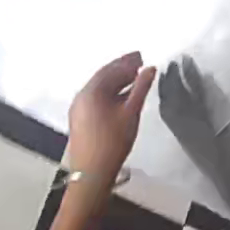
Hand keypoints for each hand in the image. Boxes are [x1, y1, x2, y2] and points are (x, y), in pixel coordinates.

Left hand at [66, 51, 156, 181]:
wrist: (92, 173)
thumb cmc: (114, 141)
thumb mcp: (131, 112)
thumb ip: (141, 88)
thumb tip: (150, 68)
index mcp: (92, 91)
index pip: (111, 69)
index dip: (127, 62)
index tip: (141, 56)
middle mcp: (81, 96)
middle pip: (103, 76)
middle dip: (121, 68)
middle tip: (139, 63)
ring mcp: (79, 108)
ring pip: (99, 88)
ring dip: (116, 80)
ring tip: (134, 78)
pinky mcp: (80, 118)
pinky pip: (96, 98)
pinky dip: (110, 92)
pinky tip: (122, 96)